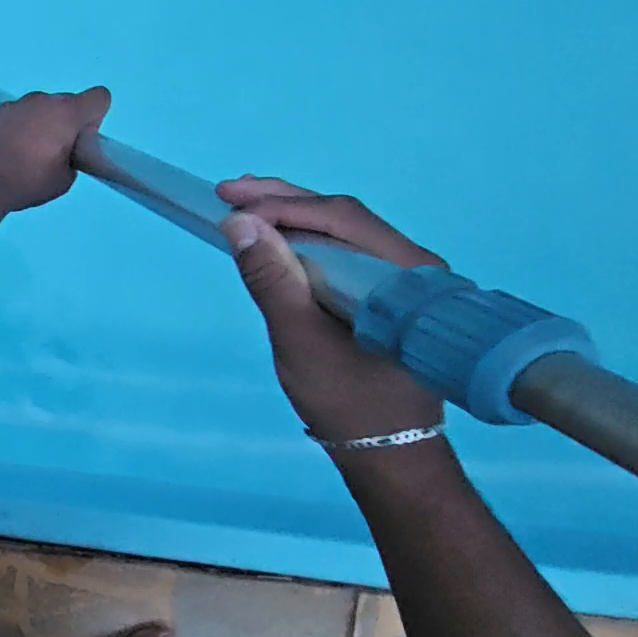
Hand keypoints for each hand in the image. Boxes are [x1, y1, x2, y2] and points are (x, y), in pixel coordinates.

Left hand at [0, 88, 110, 212]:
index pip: (99, 97)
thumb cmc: (26, 183)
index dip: (94, 119)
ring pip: (32, 110)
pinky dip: (7, 131)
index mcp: (66, 112)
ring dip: (32, 126)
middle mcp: (39, 100)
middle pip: (62, 104)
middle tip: (47, 154)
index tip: (78, 141)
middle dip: (61, 124)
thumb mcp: (64, 180)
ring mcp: (10, 105)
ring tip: (17, 157)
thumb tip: (61, 152)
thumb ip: (72, 158)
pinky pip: (7, 119)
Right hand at [216, 177, 445, 442]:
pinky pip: (343, 250)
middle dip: (282, 200)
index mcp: (402, 274)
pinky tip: (274, 237)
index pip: (338, 218)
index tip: (228, 202)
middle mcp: (410, 266)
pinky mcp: (384, 293)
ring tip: (243, 205)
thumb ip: (272, 280)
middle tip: (227, 191)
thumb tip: (240, 224)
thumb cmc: (344, 397)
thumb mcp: (298, 340)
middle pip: (342, 216)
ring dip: (290, 215)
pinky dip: (303, 238)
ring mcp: (400, 279)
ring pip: (342, 230)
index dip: (281, 205)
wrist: (384, 444)